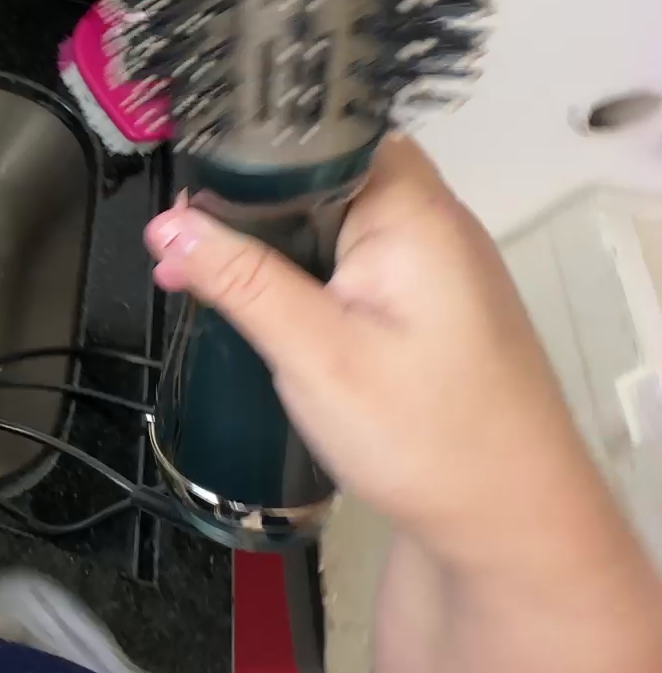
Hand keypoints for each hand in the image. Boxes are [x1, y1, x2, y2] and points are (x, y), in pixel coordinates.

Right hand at [142, 136, 608, 569]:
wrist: (503, 530)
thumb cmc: (434, 441)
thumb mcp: (315, 351)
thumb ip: (239, 279)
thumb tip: (169, 226)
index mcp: (416, 223)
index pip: (330, 142)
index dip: (254, 155)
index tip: (190, 190)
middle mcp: (423, 234)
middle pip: (311, 182)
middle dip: (236, 209)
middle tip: (179, 248)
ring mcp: (415, 270)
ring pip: (311, 226)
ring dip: (249, 247)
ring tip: (193, 280)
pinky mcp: (400, 304)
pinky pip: (324, 264)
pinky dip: (274, 276)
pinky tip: (236, 304)